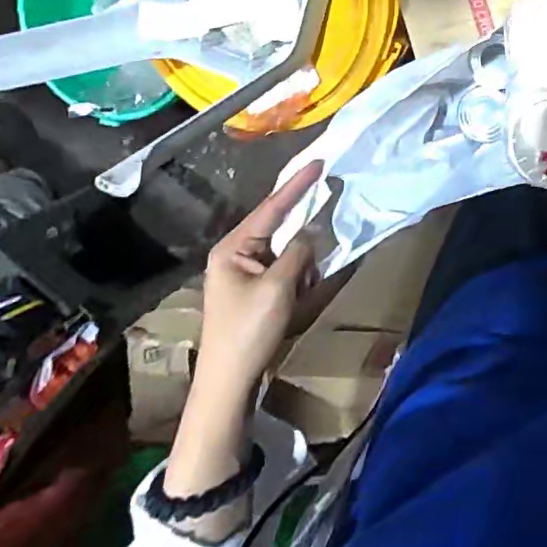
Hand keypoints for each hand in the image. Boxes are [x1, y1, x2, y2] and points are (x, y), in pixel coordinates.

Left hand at [193, 160, 325, 399]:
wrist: (228, 384)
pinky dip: (297, 278)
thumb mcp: (278, 287)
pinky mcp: (253, 291)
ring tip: (302, 290)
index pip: (271, 208)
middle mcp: (234, 254)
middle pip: (279, 228)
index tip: (319, 162)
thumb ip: (299, 251)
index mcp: (232, 247)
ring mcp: (243, 273)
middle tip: (318, 241)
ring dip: (302, 264)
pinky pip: (283, 270)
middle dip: (303, 238)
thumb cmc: (248, 331)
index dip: (297, 185)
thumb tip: (314, 229)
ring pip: (286, 250)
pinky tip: (300, 297)